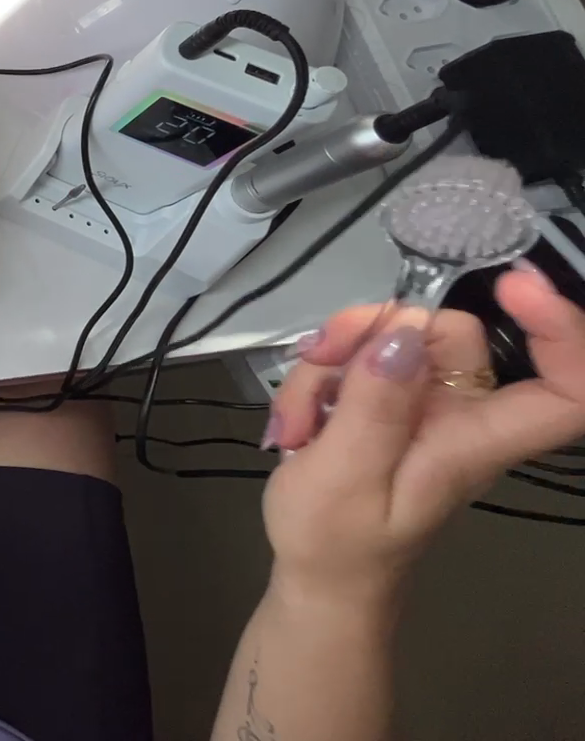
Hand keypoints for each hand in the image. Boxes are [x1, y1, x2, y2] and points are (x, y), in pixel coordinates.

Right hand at [264, 264, 584, 603]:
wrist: (320, 570)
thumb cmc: (337, 534)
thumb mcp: (343, 471)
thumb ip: (373, 406)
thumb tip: (400, 340)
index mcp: (473, 441)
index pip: (568, 387)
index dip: (560, 330)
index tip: (512, 284)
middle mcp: (459, 417)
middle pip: (443, 341)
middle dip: (369, 334)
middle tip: (317, 357)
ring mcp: (416, 411)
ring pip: (384, 348)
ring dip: (325, 367)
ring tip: (297, 418)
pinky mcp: (378, 408)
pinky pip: (351, 366)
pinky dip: (314, 381)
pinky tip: (297, 419)